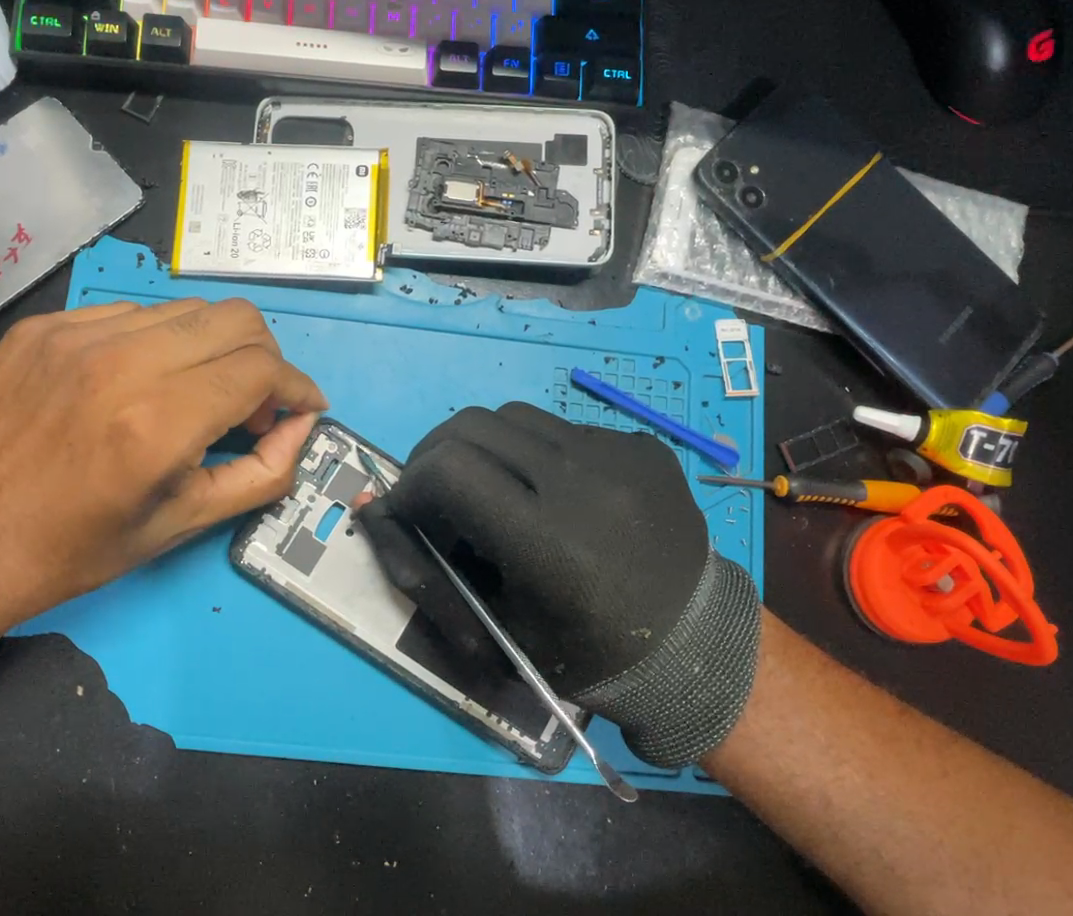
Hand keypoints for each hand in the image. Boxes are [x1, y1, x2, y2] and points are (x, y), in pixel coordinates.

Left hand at [0, 299, 325, 629]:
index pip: (261, 370)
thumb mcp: (183, 524)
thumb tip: (301, 428)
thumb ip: (262, 473)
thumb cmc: (75, 549)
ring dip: (212, 349)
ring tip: (194, 396)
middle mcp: (121, 360)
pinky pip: (130, 314)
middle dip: (265, 360)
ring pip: (186, 310)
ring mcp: (75, 335)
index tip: (303, 410)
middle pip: (236, 318)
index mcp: (158, 420)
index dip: (297, 388)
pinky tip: (138, 385)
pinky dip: (157, 343)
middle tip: (251, 407)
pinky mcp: (43, 328)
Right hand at [354, 403, 761, 767]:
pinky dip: (538, 453)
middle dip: (436, 455)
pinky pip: (566, 428)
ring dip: (486, 447)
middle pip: (472, 425)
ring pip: (516, 416)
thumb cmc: (588, 657)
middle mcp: (583, 480)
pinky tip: (555, 493)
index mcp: (547, 539)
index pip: (447, 468)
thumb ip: (430, 570)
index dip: (411, 483)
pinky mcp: (643, 444)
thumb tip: (375, 510)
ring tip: (493, 489)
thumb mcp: (499, 629)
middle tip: (435, 492)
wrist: (698, 648)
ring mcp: (619, 454)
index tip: (409, 510)